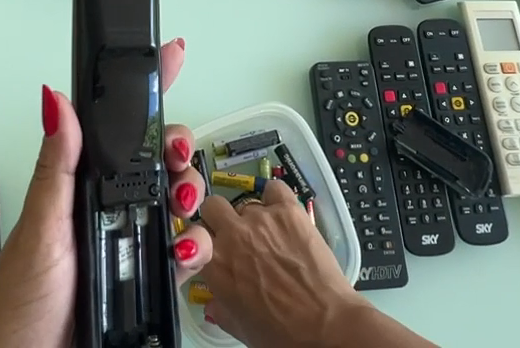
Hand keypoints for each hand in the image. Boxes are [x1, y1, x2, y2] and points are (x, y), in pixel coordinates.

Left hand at [0, 38, 210, 347]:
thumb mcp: (39, 229)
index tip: (173, 55)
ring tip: (181, 206)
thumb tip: (54, 100)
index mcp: (80, 182)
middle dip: (180, 146)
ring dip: (192, 193)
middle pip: (160, 156)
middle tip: (177, 155)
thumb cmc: (21, 306)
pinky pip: (188, 248)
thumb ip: (55, 166)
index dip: (147, 88)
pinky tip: (185, 252)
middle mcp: (110, 202)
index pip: (118, 125)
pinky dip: (197, 245)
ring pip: (180, 197)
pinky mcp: (150, 273)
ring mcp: (132, 237)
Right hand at [195, 180, 365, 347]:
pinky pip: (273, 188)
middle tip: (237, 236)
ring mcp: (260, 217)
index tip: (212, 248)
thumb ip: (219, 306)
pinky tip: (281, 211)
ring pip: (246, 203)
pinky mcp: (288, 208)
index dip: (203, 241)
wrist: (326, 327)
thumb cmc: (282, 335)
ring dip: (253, 217)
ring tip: (271, 236)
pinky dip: (275, 197)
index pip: (193, 235)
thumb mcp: (239, 327)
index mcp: (214, 264)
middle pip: (213, 206)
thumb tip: (214, 299)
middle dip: (221, 219)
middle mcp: (232, 234)